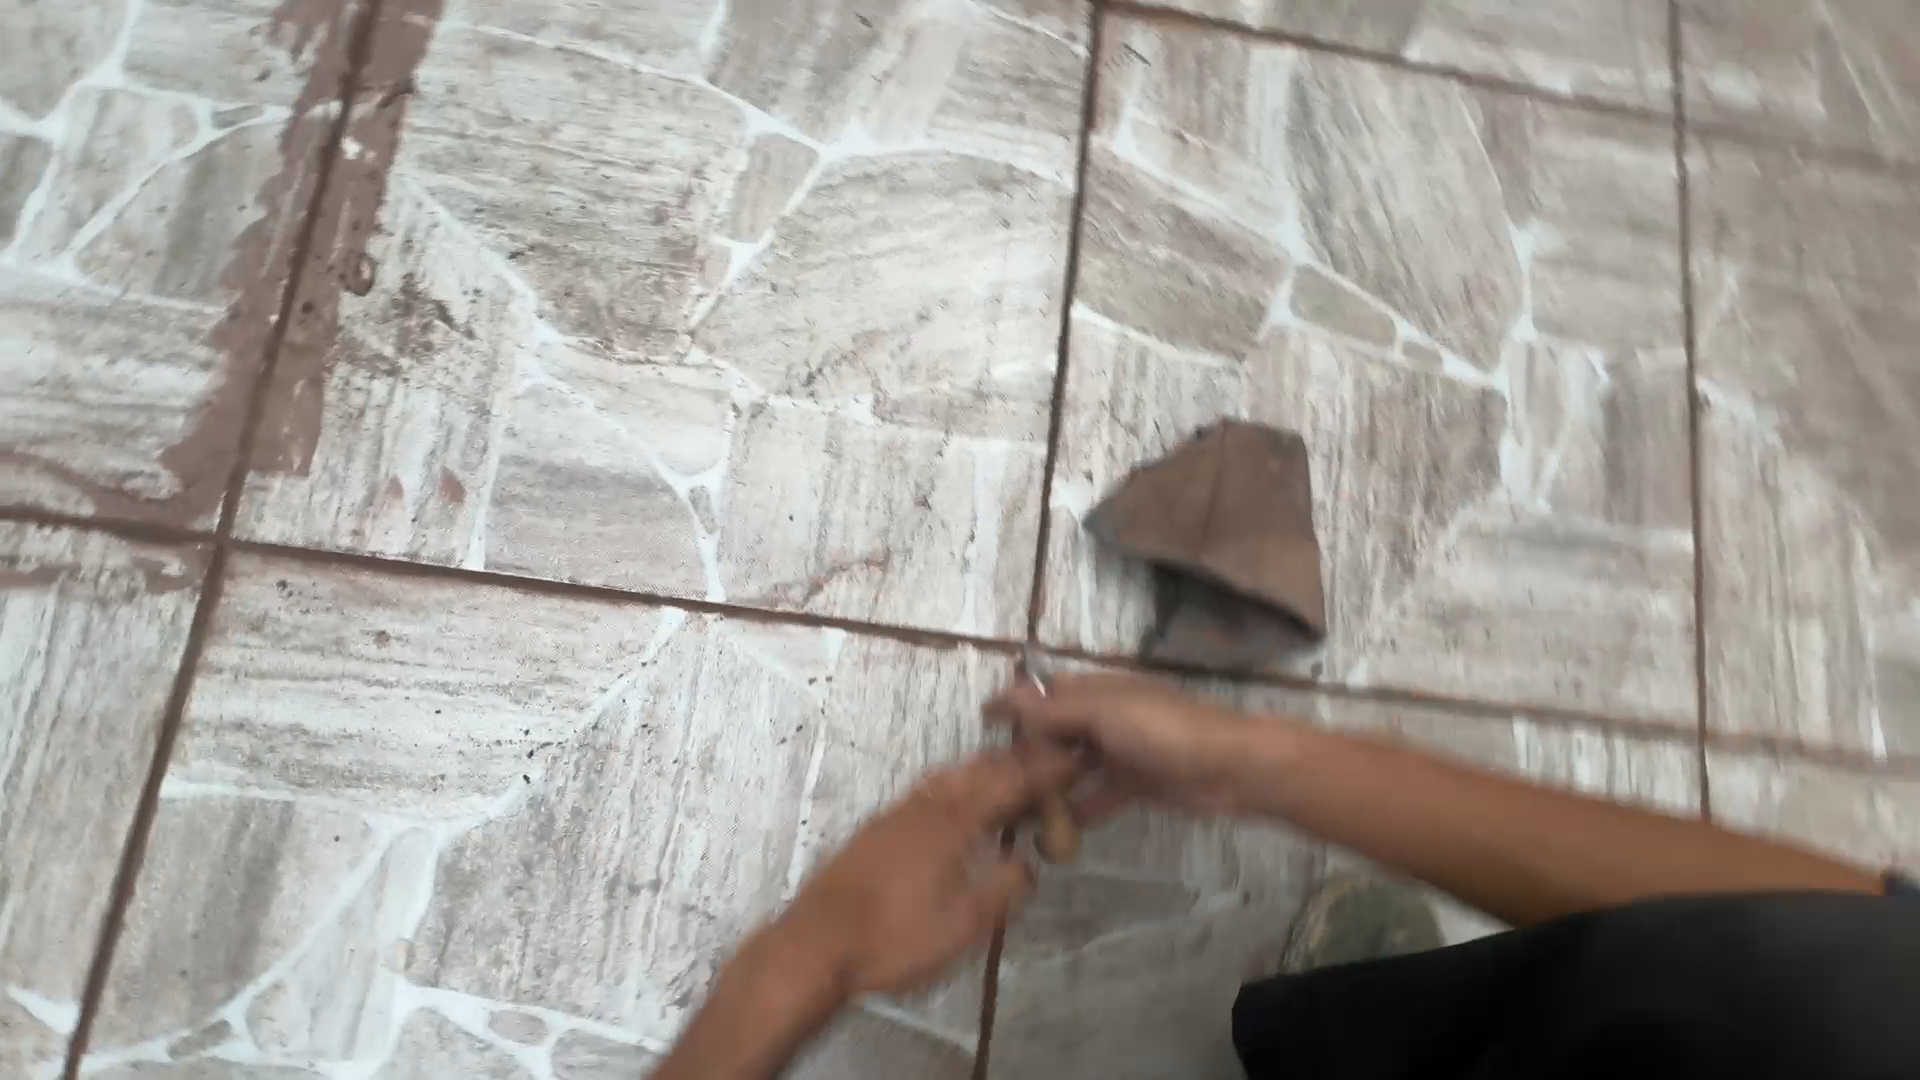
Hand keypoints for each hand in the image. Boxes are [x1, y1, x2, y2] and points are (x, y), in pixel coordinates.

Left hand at [769, 744, 1078, 997]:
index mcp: (954, 823)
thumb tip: (1028, 864)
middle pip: (980, 769)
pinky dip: (957, 780)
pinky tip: (957, 796)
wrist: (818, 942)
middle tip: (1048, 759)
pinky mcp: (880, 824)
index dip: (1043, 772)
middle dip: (1017, 761)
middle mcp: (928, 805)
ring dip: (986, 767)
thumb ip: (1001, 890)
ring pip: (952, 774)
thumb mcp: (962, 926)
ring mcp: (900, 811)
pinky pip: (931, 787)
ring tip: (1010, 771)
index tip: (1072, 759)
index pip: (1009, 785)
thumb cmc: (894, 939)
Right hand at [988, 671, 1271, 817]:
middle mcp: (1104, 717)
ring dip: (1051, 782)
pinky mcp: (1135, 784)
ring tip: (1016, 808)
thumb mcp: (1104, 714)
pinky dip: (1080, 810)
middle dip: (1029, 750)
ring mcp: (1120, 752)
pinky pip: (1098, 795)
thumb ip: (1055, 710)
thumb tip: (1006, 695)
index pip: (1047, 693)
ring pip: (1075, 765)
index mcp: (1097, 691)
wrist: (1230, 768)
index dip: (1017, 704)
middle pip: (1057, 731)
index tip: (983, 721)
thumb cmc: (1162, 730)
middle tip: (994, 779)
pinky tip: (1056, 834)